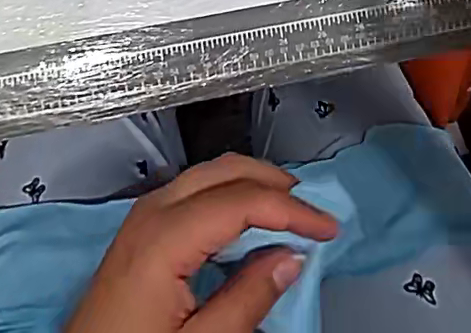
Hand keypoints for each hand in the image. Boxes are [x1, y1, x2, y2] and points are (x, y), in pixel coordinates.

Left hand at [65, 153, 339, 332]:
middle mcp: (153, 209)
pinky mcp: (143, 226)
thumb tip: (290, 257)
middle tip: (312, 211)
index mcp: (165, 235)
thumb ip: (246, 302)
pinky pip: (195, 190)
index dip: (290, 210)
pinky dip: (230, 194)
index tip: (327, 227)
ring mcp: (144, 214)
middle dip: (274, 181)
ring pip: (210, 173)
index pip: (241, 200)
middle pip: (225, 169)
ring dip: (253, 183)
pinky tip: (248, 221)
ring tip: (290, 212)